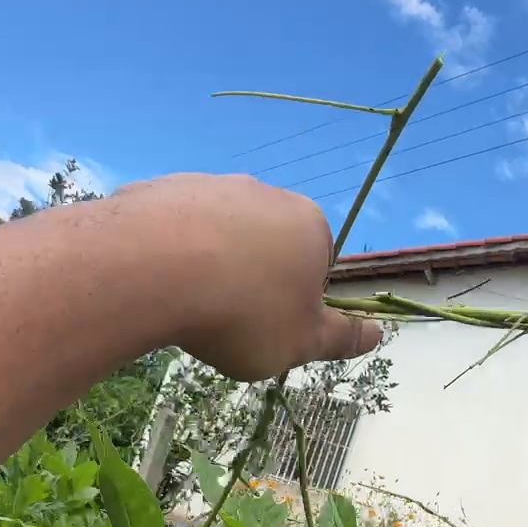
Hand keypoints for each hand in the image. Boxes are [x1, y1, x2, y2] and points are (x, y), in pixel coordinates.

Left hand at [86, 173, 382, 379]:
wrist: (149, 268)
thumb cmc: (243, 312)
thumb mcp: (301, 342)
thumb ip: (341, 338)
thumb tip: (378, 334)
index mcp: (308, 224)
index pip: (315, 264)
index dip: (294, 301)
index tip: (268, 327)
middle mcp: (264, 193)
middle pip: (265, 245)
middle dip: (251, 281)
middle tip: (228, 322)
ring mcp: (209, 184)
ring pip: (217, 235)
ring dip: (209, 268)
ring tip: (188, 307)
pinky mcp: (160, 187)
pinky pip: (173, 229)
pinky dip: (169, 255)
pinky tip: (155, 283)